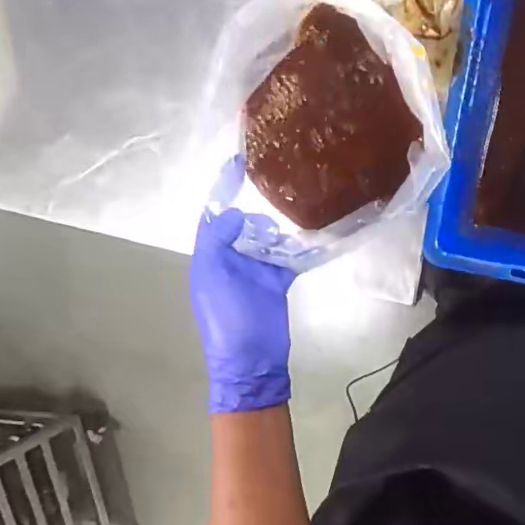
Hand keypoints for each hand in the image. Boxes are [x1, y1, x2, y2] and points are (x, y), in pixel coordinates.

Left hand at [192, 208, 297, 412]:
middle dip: (257, 208)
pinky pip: (288, 260)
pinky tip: (313, 239)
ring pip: (267, 239)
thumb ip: (217, 241)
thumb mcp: (213, 277)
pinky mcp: (277, 283)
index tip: (238, 164)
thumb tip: (233, 212)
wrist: (252, 360)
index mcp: (210, 255)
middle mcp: (232, 259)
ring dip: (278, 229)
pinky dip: (298, 250)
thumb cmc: (226, 319)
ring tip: (294, 219)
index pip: (213, 215)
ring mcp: (255, 271)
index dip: (222, 189)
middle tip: (277, 198)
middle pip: (244, 224)